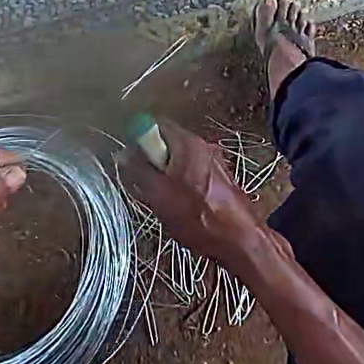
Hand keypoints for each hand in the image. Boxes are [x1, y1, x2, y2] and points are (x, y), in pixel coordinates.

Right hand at [123, 118, 271, 273]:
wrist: (240, 240)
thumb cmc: (198, 216)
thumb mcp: (159, 194)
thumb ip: (138, 170)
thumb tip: (123, 152)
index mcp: (187, 143)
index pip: (156, 124)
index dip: (137, 138)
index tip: (128, 159)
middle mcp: (202, 145)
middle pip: (167, 142)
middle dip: (151, 161)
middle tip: (144, 184)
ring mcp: (213, 161)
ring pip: (179, 160)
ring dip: (165, 176)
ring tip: (162, 200)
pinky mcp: (219, 178)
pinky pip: (192, 173)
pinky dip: (181, 184)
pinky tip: (181, 208)